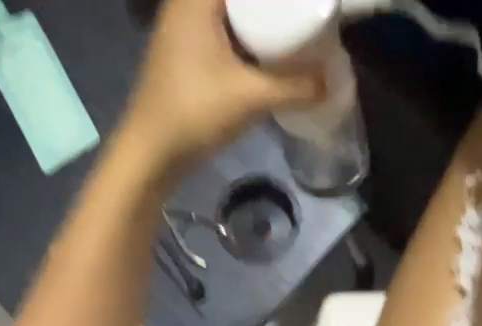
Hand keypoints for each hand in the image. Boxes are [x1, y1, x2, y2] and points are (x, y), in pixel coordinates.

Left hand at [117, 0, 323, 177]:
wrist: (150, 154)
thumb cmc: (194, 113)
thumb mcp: (251, 98)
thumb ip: (295, 87)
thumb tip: (331, 82)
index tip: (302, 2)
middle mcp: (186, 6)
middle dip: (270, 7)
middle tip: (303, 16)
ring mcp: (182, 32)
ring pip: (230, 14)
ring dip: (258, 23)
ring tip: (294, 33)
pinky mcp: (184, 58)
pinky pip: (222, 35)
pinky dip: (245, 41)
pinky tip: (268, 57)